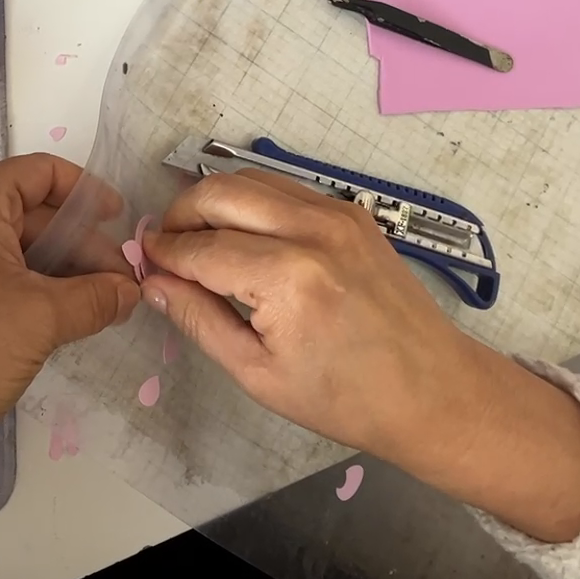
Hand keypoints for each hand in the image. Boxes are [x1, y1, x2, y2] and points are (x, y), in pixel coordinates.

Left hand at [0, 154, 140, 466]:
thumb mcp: (42, 319)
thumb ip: (96, 296)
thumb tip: (130, 291)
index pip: (40, 172)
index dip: (87, 192)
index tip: (120, 222)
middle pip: (28, 208)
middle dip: (78, 242)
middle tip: (118, 282)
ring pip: (9, 241)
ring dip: (56, 266)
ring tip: (96, 302)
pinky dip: (26, 281)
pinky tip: (57, 312)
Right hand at [142, 170, 579, 542]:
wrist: (436, 391)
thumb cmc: (344, 398)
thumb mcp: (258, 374)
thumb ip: (199, 320)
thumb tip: (153, 283)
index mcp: (288, 279)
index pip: (201, 249)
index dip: (164, 253)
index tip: (142, 258)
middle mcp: (311, 229)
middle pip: (219, 193)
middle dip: (180, 214)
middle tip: (165, 244)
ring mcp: (335, 212)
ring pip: (248, 180)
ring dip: (211, 200)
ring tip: (196, 236)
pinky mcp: (349, 210)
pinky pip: (281, 187)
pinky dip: (248, 200)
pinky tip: (240, 231)